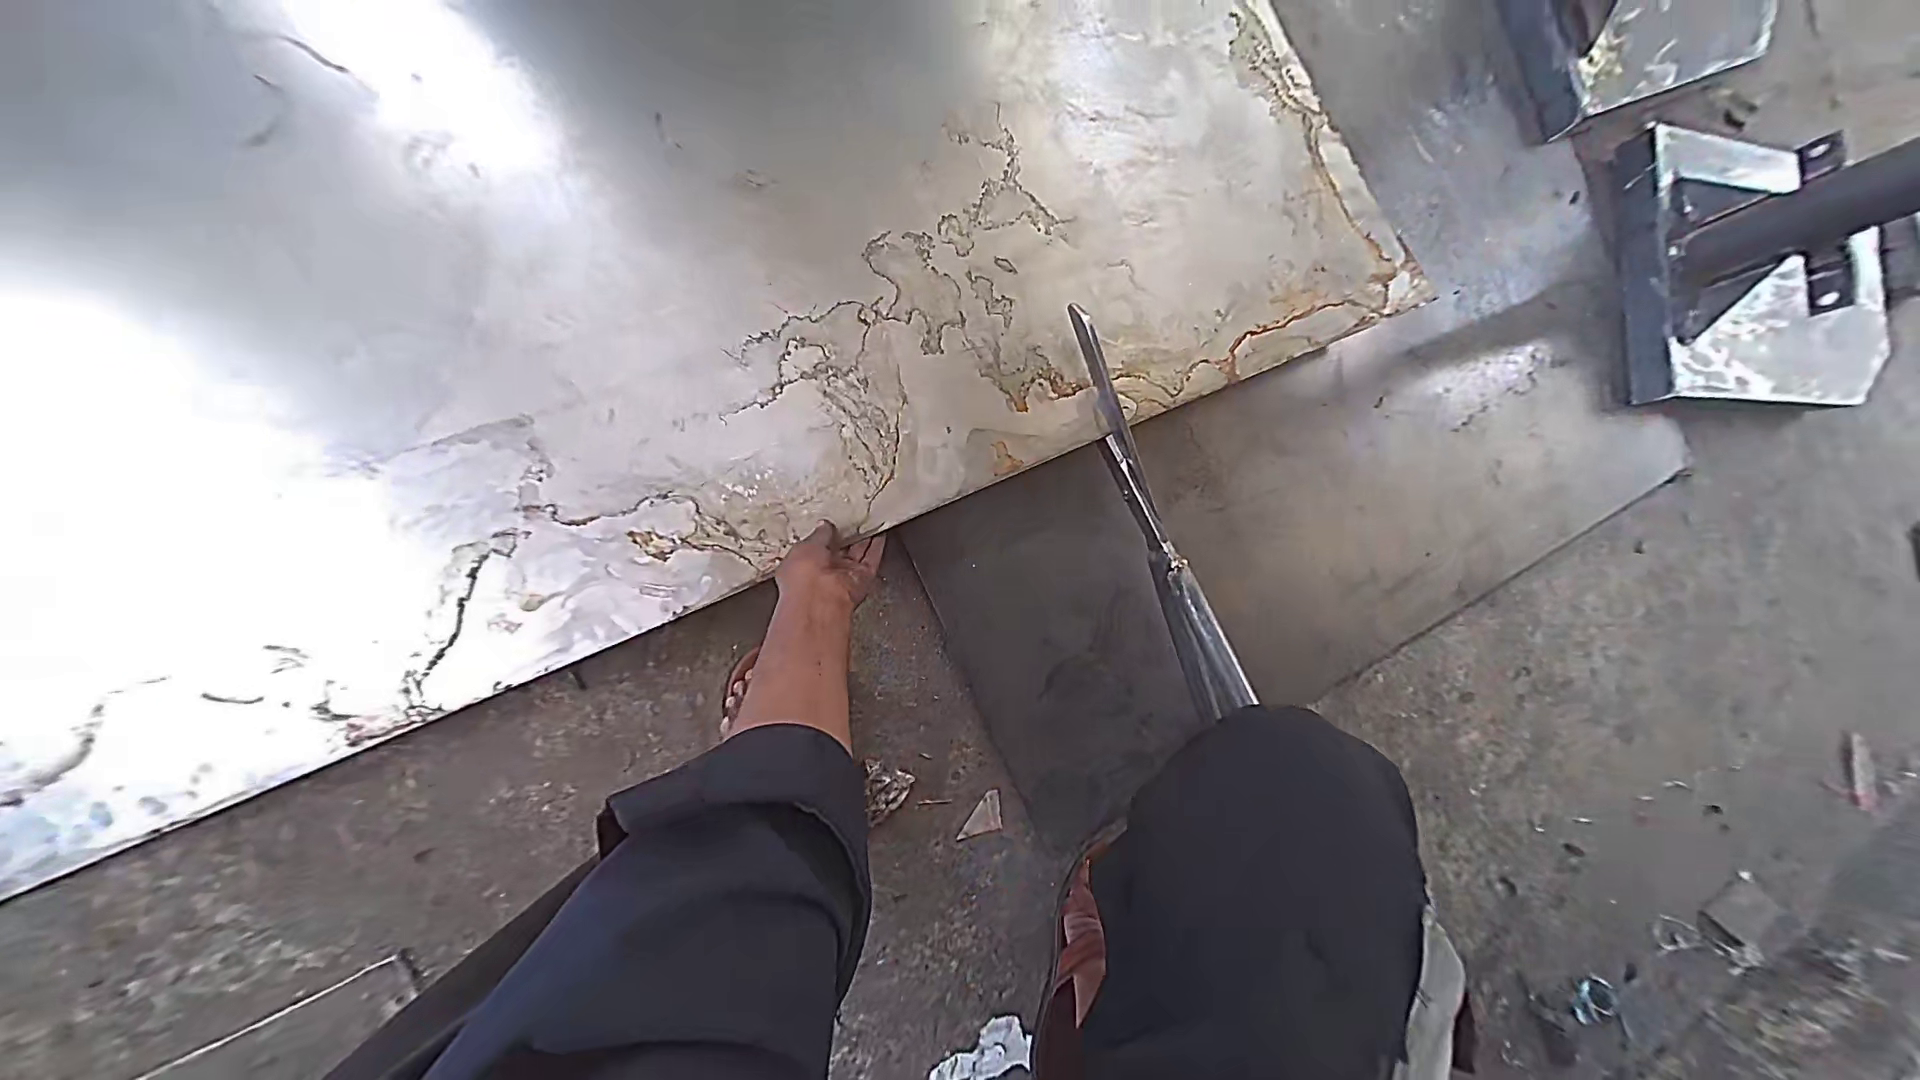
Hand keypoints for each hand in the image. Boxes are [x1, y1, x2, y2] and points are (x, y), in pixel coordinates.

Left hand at [774, 521, 885, 612]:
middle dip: (846, 535)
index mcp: (805, 565)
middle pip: (840, 550)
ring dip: (863, 537)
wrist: (820, 598)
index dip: (823, 534)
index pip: (817, 547)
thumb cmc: (802, 575)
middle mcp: (826, 572)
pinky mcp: (863, 578)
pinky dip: (877, 545)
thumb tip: (824, 525)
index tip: (831, 521)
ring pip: (858, 553)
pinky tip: (879, 531)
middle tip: (852, 517)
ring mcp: (845, 575)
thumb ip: (818, 534)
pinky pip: (872, 559)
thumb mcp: (804, 545)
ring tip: (868, 520)